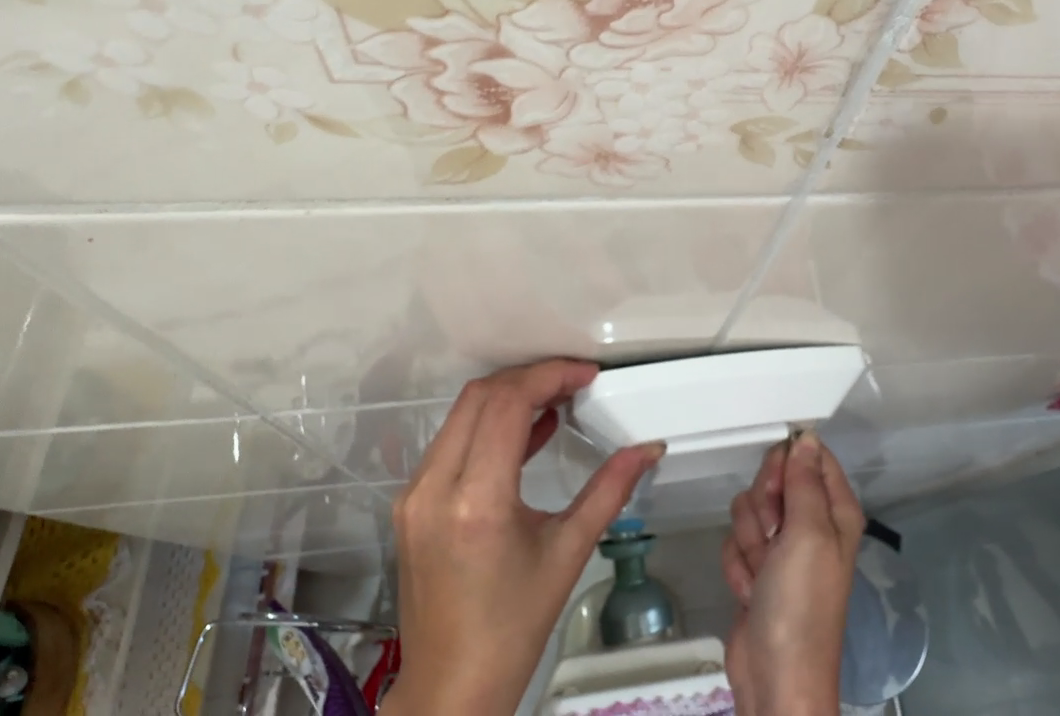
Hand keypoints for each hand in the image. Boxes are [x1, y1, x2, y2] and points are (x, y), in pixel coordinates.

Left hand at [381, 360, 664, 715]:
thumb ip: (609, 490)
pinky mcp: (412, 503)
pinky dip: (487, 426)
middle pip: (479, 397)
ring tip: (557, 399)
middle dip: (529, 378)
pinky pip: (451, 444)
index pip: (506, 405)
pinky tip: (528, 432)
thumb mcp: (569, 552)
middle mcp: (434, 488)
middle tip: (574, 382)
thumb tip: (648, 448)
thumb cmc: (514, 626)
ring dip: (507, 398)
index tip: (586, 375)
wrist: (451, 684)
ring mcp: (415, 495)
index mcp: (476, 501)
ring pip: (460, 415)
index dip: (549, 376)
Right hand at [720, 432, 864, 715]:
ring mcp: (782, 547)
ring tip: (763, 572)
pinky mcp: (756, 567)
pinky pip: (735, 542)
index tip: (779, 484)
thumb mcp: (808, 533)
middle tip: (773, 534)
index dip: (789, 463)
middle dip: (764, 507)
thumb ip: (804, 481)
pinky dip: (738, 565)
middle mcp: (811, 524)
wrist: (775, 673)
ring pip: (749, 510)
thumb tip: (807, 437)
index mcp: (836, 511)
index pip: (813, 458)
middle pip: (776, 480)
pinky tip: (750, 590)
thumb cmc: (801, 602)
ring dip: (749, 541)